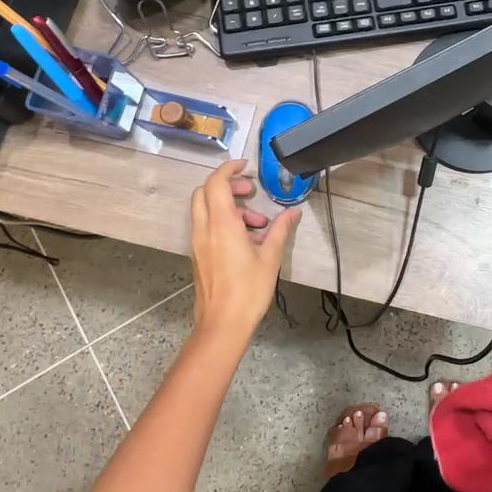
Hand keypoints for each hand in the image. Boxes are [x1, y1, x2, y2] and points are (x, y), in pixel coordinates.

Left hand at [188, 160, 301, 338]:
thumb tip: (293, 213)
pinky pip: (207, 227)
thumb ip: (280, 230)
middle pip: (205, 192)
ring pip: (205, 210)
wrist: (222, 324)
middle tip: (251, 193)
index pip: (216, 183)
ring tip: (258, 225)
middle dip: (228, 186)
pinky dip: (223, 223)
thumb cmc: (248, 290)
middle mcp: (204, 229)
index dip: (229, 169)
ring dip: (229, 207)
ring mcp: (198, 243)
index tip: (246, 167)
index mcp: (221, 224)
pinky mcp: (198, 255)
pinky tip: (247, 241)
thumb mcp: (270, 258)